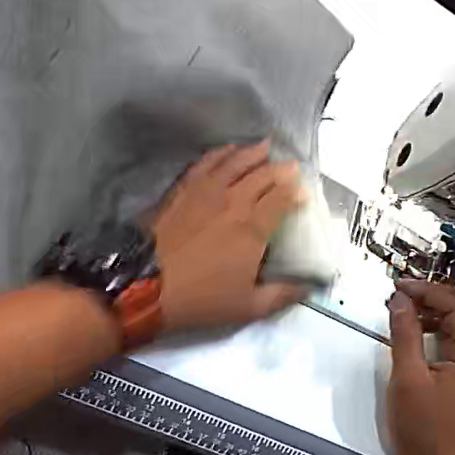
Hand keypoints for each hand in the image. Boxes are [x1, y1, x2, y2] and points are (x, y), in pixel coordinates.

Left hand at [150, 143, 307, 334]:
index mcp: (253, 227)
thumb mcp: (248, 306)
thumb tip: (308, 288)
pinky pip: (206, 163)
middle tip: (290, 167)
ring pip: (235, 161)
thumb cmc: (200, 297)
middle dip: (281, 169)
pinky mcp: (182, 189)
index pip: (282, 198)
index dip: (296, 192)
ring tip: (264, 147)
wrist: (146, 283)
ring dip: (253, 153)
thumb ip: (281, 295)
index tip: (303, 192)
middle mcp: (233, 201)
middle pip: (263, 174)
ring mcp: (205, 190)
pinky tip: (226, 151)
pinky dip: (221, 153)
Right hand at [385, 280, 454, 454]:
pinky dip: (438, 322)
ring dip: (435, 306)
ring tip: (403, 305)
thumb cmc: (424, 429)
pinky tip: (415, 323)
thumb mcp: (407, 377)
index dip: (427, 291)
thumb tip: (399, 300)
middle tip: (401, 292)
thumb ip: (405, 333)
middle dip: (434, 293)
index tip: (399, 286)